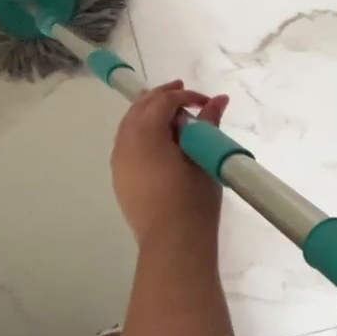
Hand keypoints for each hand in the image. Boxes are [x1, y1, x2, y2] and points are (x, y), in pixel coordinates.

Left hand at [110, 80, 230, 245]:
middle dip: (162, 98)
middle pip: (139, 109)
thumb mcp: (206, 156)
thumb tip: (218, 100)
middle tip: (186, 94)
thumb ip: (208, 125)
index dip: (185, 96)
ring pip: (130, 126)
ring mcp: (119, 163)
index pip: (162, 102)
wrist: (173, 241)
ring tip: (176, 117)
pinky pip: (129, 143)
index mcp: (144, 136)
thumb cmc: (193, 197)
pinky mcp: (122, 178)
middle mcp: (124, 145)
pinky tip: (164, 142)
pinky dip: (145, 133)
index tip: (207, 102)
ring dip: (151, 114)